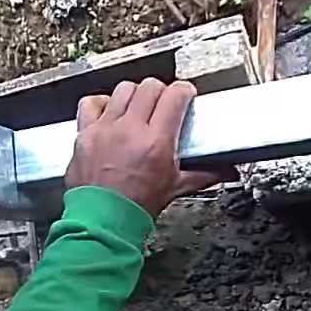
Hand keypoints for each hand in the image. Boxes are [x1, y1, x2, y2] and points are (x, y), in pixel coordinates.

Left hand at [64, 78, 235, 218]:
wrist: (102, 222)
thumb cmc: (134, 208)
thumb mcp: (173, 188)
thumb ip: (202, 175)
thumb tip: (225, 171)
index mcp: (156, 141)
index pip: (175, 95)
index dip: (184, 91)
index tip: (184, 96)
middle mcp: (130, 130)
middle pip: (149, 87)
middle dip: (160, 91)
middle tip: (162, 103)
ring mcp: (105, 129)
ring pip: (122, 90)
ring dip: (133, 95)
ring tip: (136, 108)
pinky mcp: (84, 134)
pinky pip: (91, 103)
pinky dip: (101, 103)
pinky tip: (108, 112)